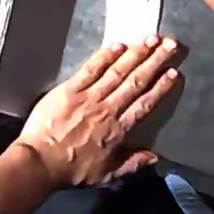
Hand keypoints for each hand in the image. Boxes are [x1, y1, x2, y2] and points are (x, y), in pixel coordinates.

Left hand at [14, 37, 183, 186]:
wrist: (39, 162)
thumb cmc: (71, 170)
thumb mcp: (106, 175)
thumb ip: (132, 163)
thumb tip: (155, 156)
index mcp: (118, 130)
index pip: (145, 104)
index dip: (161, 87)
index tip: (174, 73)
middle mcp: (107, 109)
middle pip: (136, 82)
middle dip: (155, 62)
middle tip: (171, 45)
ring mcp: (88, 97)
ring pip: (117, 71)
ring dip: (136, 54)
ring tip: (151, 39)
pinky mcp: (69, 90)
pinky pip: (91, 69)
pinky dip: (105, 56)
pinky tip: (118, 45)